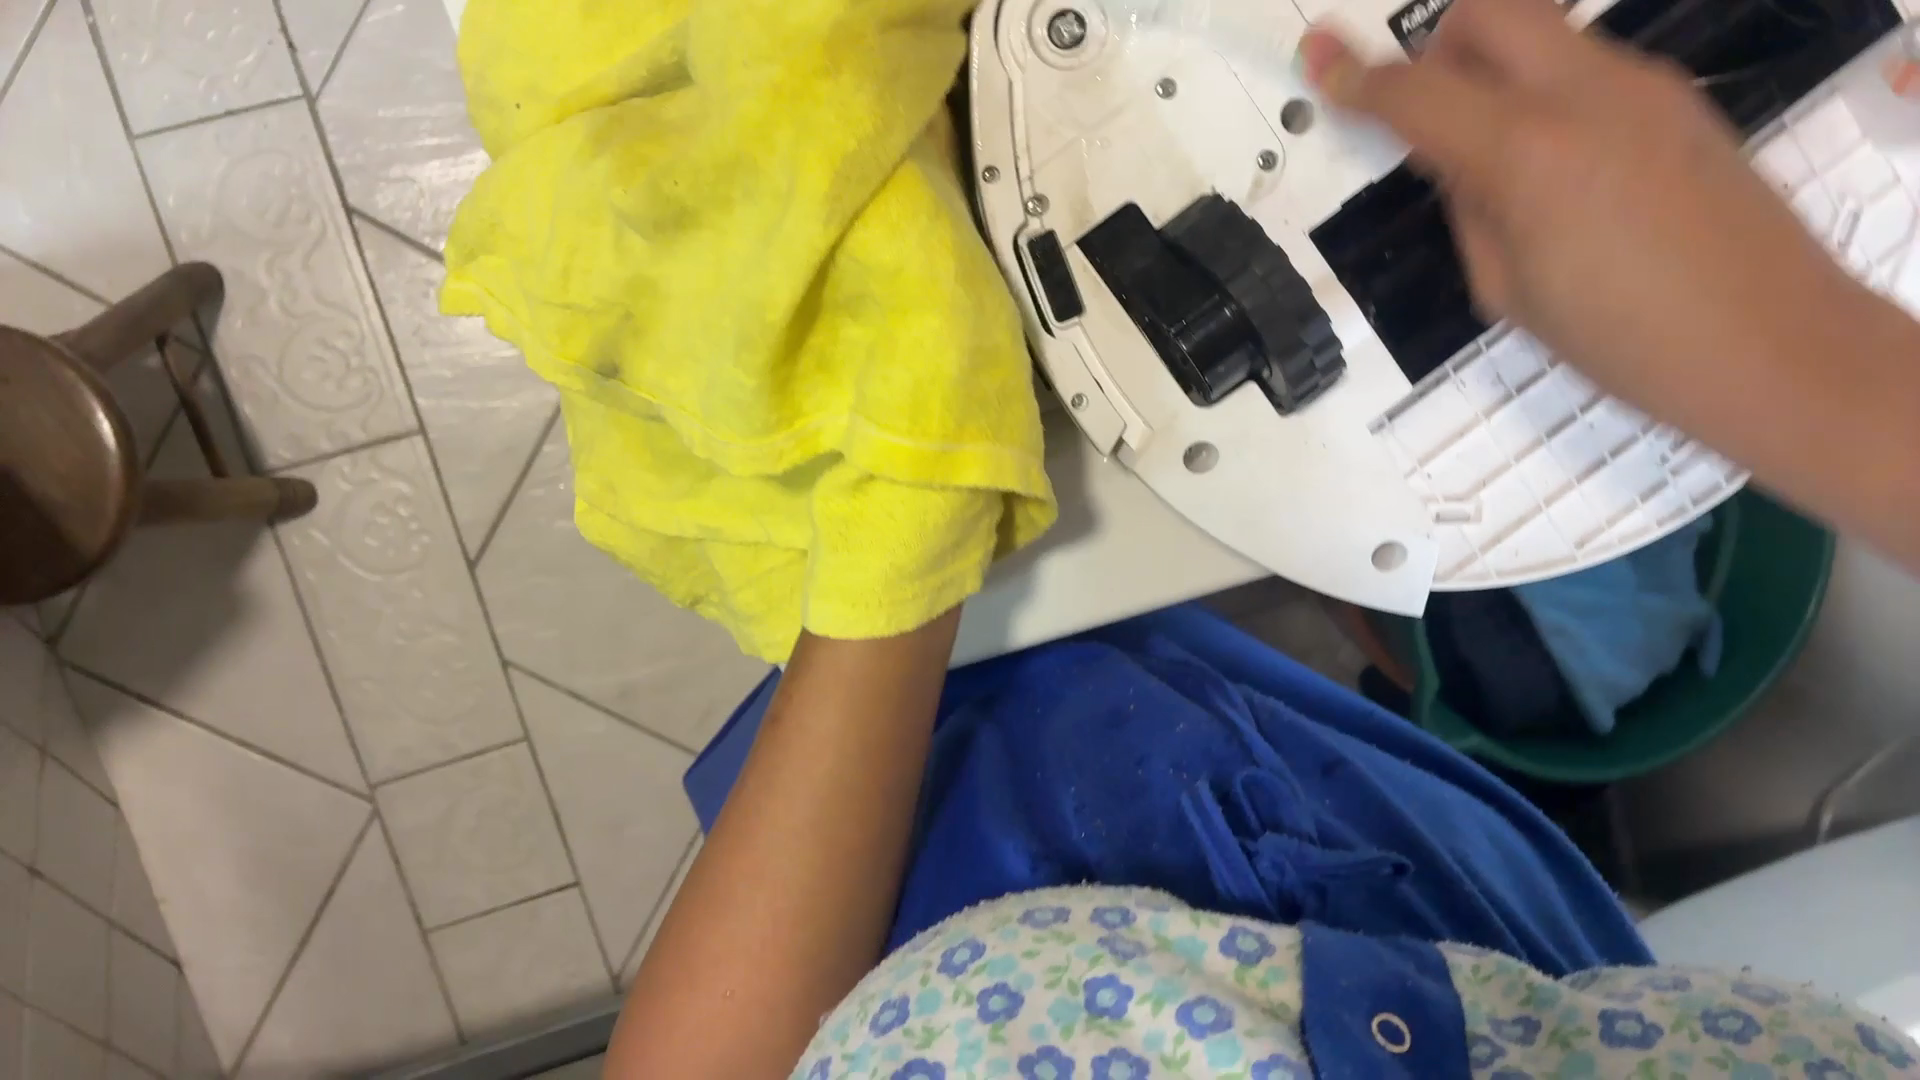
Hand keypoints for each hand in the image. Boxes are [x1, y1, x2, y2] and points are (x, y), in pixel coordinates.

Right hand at [1298, 0, 1861, 395]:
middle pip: (1489, 11)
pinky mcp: (1676, 101)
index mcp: (1528, 154)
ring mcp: (1645, 86)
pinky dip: (1539, 96)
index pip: (1417, 93)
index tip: (1318, 57)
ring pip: (1541, 35)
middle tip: (1416, 111)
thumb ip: (1469, 205)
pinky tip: (1545, 170)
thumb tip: (1453, 161)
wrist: (1765, 341)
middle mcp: (1590, 94)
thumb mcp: (1503, 285)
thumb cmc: (1616, 337)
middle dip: (1434, 47)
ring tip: (1485, 162)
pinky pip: (1583, 69)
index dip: (1357, 76)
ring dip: (1490, 74)